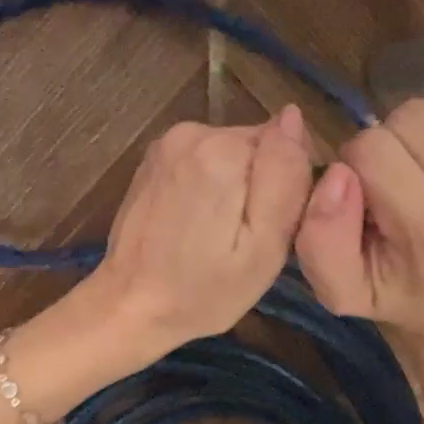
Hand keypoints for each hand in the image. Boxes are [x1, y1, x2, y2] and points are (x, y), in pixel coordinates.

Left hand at [84, 106, 311, 351]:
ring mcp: (165, 144)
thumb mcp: (264, 248)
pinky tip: (195, 226)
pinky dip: (207, 190)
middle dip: (258, 187)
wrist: (131, 306)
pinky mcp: (152, 161)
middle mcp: (192, 132)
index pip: (286, 145)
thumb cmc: (203, 291)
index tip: (268, 227)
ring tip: (218, 237)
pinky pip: (201, 164)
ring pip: (229, 155)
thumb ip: (285, 178)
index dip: (286, 186)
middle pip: (255, 147)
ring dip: (233, 190)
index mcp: (223, 149)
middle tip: (243, 240)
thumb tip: (293, 117)